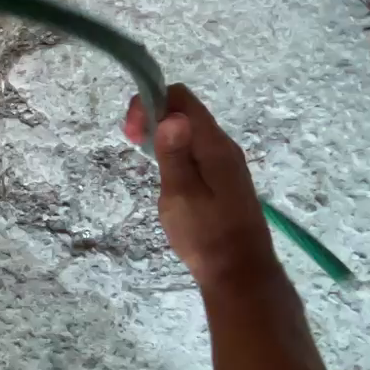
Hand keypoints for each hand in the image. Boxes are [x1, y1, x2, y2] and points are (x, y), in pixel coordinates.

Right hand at [123, 84, 280, 287]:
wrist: (238, 270)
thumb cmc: (204, 233)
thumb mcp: (180, 193)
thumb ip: (174, 154)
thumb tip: (171, 115)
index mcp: (214, 146)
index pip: (182, 99)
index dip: (151, 104)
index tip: (132, 133)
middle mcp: (223, 147)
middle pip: (185, 110)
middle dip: (152, 116)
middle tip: (132, 143)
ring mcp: (224, 161)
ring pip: (188, 129)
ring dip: (160, 133)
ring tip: (141, 156)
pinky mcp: (221, 176)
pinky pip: (193, 147)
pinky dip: (172, 147)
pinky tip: (161, 169)